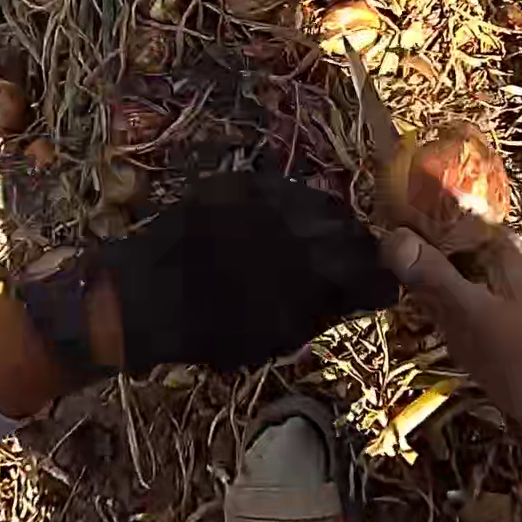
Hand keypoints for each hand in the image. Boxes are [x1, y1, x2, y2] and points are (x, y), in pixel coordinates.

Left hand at [95, 172, 398, 373]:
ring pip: (324, 203)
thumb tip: (361, 294)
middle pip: (351, 230)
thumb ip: (324, 311)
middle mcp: (297, 228)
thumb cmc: (209, 331)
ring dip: (331, 224)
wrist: (142, 295)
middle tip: (349, 262)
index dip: (379, 279)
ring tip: (320, 241)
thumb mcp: (275, 339)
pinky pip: (289, 188)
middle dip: (357, 249)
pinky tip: (288, 222)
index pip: (369, 269)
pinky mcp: (245, 181)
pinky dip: (299, 207)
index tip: (378, 286)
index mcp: (309, 273)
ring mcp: (270, 198)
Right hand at [383, 228, 521, 447]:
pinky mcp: (500, 322)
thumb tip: (390, 235)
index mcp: (497, 250)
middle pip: (446, 244)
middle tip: (374, 263)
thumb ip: (432, 275)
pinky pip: (460, 300)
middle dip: (412, 251)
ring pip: (451, 273)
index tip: (373, 228)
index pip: (445, 215)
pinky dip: (438, 303)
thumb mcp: (471, 314)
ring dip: (423, 278)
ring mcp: (502, 293)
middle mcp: (500, 263)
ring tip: (388, 285)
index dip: (409, 217)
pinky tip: (422, 316)